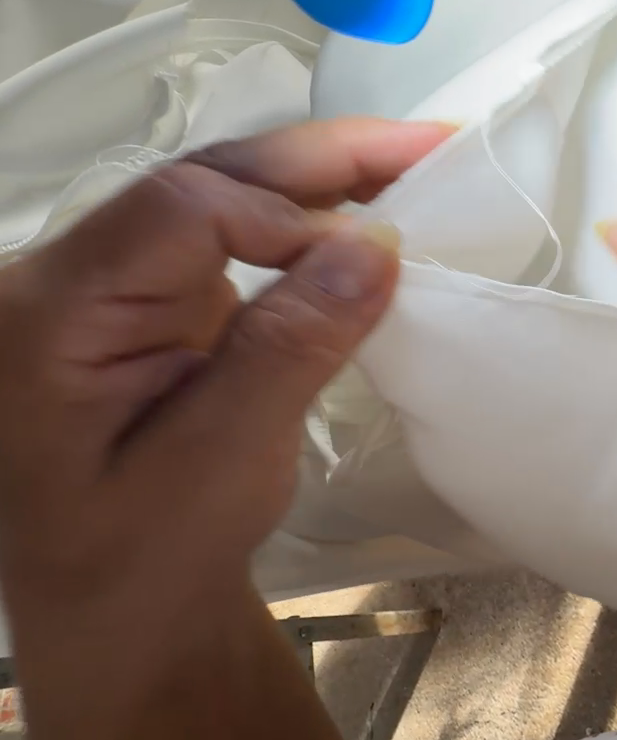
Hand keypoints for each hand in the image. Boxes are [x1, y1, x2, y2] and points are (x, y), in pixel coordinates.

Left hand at [0, 118, 447, 614]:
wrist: (118, 594)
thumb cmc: (151, 543)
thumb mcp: (222, 457)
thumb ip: (290, 345)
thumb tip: (376, 246)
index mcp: (55, 308)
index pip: (184, 208)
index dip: (294, 217)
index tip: (382, 263)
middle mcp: (75, 273)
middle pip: (206, 176)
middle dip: (328, 156)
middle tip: (438, 145)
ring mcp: (121, 283)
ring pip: (229, 191)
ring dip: (331, 174)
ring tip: (423, 162)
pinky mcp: (166, 299)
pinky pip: (245, 232)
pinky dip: (321, 214)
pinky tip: (375, 209)